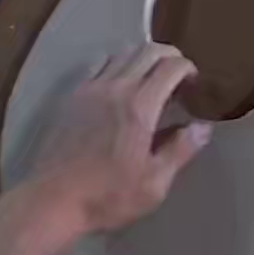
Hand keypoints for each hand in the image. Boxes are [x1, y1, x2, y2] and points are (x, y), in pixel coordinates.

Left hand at [26, 42, 212, 240]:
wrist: (48, 204)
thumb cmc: (105, 197)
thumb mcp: (153, 185)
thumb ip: (181, 150)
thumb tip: (204, 127)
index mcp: (140, 107)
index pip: (171, 67)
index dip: (188, 68)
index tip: (193, 82)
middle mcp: (118, 87)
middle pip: (150, 50)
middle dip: (170, 56)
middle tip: (177, 75)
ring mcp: (92, 87)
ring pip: (125, 52)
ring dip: (144, 56)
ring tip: (150, 76)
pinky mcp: (73, 94)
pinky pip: (100, 63)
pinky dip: (117, 62)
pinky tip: (119, 82)